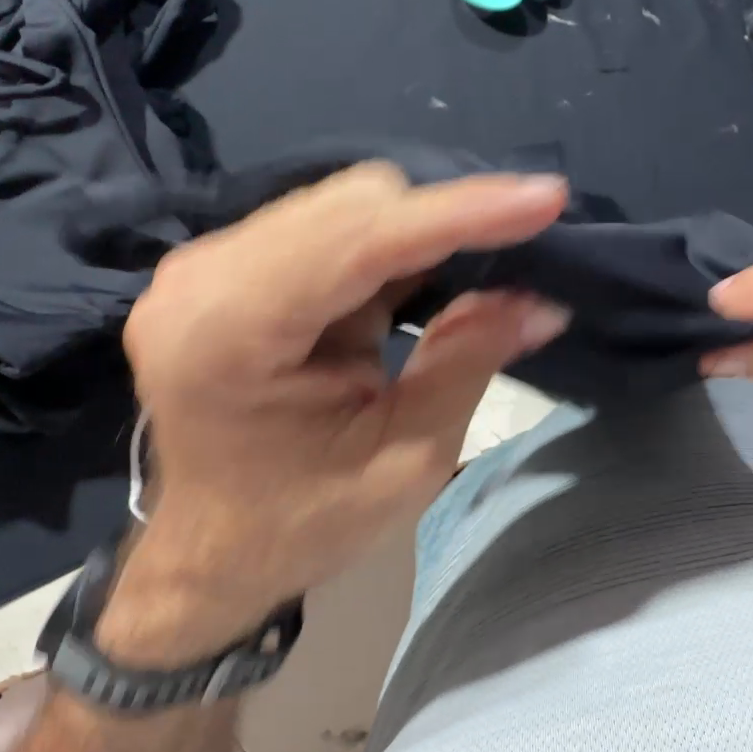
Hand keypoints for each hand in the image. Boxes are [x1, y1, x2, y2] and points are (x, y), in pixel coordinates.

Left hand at [100, 164, 569, 664]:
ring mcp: (214, 265)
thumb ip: (466, 364)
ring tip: (489, 270)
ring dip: (427, 231)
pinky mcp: (237, 268)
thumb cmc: (303, 523)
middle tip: (528, 254)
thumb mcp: (406, 458)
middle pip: (355, 204)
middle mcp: (206, 278)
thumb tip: (542, 300)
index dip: (460, 215)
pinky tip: (437, 278)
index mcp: (230, 335)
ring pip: (349, 203)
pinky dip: (401, 243)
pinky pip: (338, 225)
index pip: (361, 243)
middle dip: (449, 221)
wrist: (214, 552)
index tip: (546, 199)